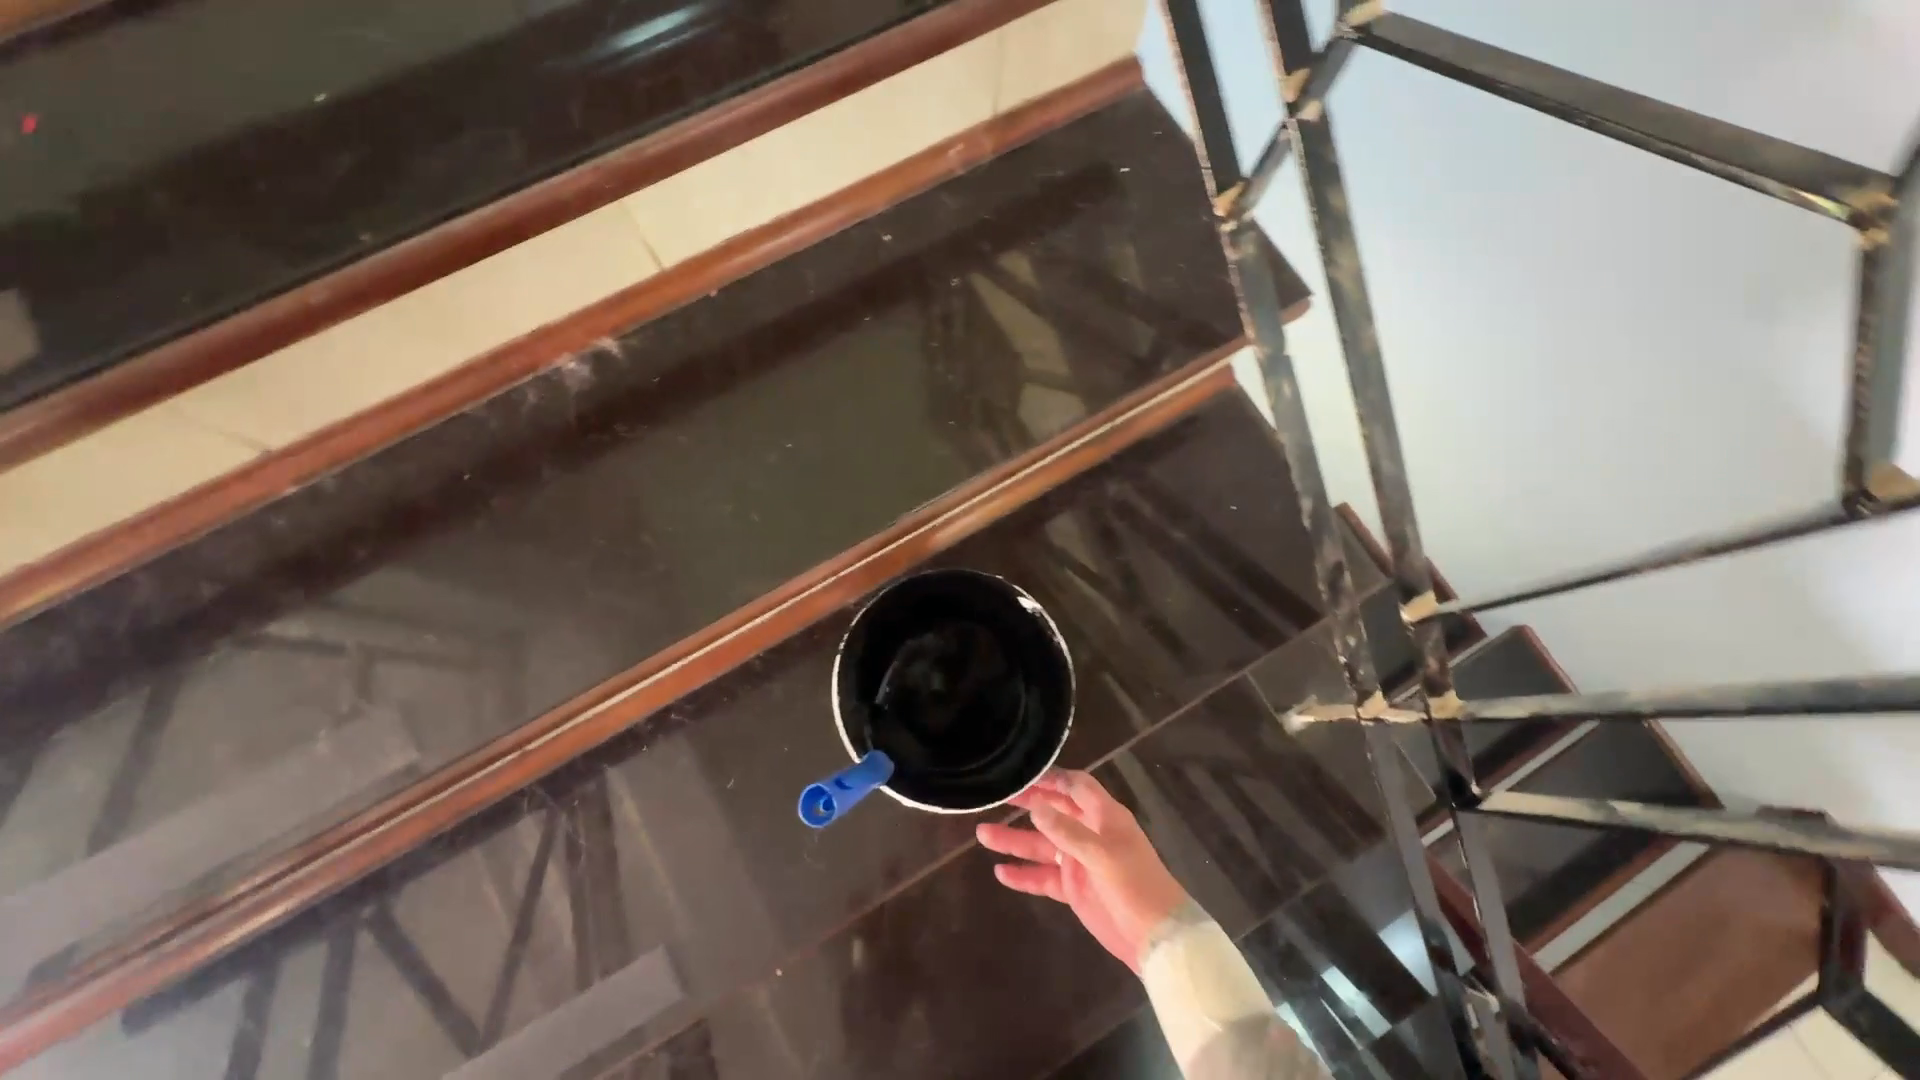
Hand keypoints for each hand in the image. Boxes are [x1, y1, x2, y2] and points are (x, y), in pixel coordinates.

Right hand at [977, 769, 1189, 973]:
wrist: (1157, 938)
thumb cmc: (1136, 886)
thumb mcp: (1102, 855)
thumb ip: (1068, 831)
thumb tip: (1036, 807)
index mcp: (1105, 817)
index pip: (1076, 787)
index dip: (1052, 779)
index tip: (1022, 774)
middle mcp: (1091, 834)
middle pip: (1054, 812)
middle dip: (1027, 804)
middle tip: (996, 797)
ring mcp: (1080, 863)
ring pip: (1043, 845)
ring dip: (1015, 840)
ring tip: (982, 834)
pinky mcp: (1074, 889)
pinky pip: (1043, 877)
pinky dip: (1024, 875)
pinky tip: (1000, 872)